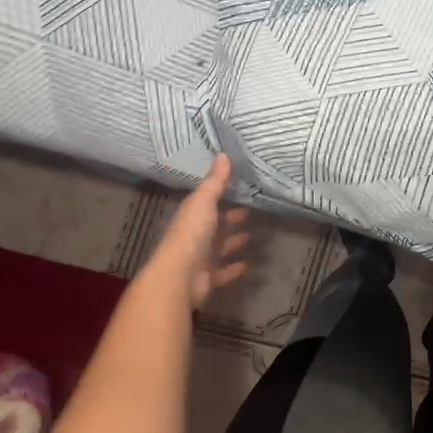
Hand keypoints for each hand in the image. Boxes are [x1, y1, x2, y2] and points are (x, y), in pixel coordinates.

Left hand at [146, 155, 250, 305]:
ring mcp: (201, 258)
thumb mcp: (203, 202)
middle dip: (231, 219)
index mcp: (191, 217)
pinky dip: (235, 268)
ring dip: (234, 242)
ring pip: (220, 248)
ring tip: (253, 235)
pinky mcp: (208, 278)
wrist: (179, 277)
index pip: (207, 203)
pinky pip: (224, 271)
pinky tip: (249, 263)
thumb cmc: (191, 234)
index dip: (222, 196)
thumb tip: (223, 154)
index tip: (242, 188)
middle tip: (252, 211)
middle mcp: (195, 236)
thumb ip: (214, 181)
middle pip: (215, 225)